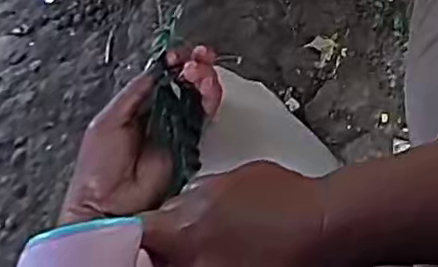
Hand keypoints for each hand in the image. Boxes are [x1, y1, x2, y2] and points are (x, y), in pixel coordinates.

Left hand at [57, 47, 224, 224]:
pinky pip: (207, 110)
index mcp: (141, 104)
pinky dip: (212, 94)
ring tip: (197, 71)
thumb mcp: (108, 121)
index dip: (175, 61)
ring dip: (204, 74)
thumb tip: (159, 67)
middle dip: (195, 62)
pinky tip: (206, 86)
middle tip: (196, 57)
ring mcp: (179, 123)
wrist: (108, 208)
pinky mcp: (192, 137)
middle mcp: (163, 110)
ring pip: (200, 89)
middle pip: (187, 77)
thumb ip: (135, 91)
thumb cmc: (98, 169)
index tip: (178, 54)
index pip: (165, 74)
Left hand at [140, 161, 326, 265]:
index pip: (135, 235)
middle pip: (148, 259)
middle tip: (158, 238)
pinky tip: (211, 252)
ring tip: (197, 242)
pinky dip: (197, 262)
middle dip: (150, 248)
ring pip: (170, 266)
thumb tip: (175, 208)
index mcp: (184, 230)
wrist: (314, 226)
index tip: (123, 230)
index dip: (127, 231)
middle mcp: (186, 264)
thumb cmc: (280, 197)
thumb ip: (195, 195)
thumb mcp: (232, 179)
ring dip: (172, 256)